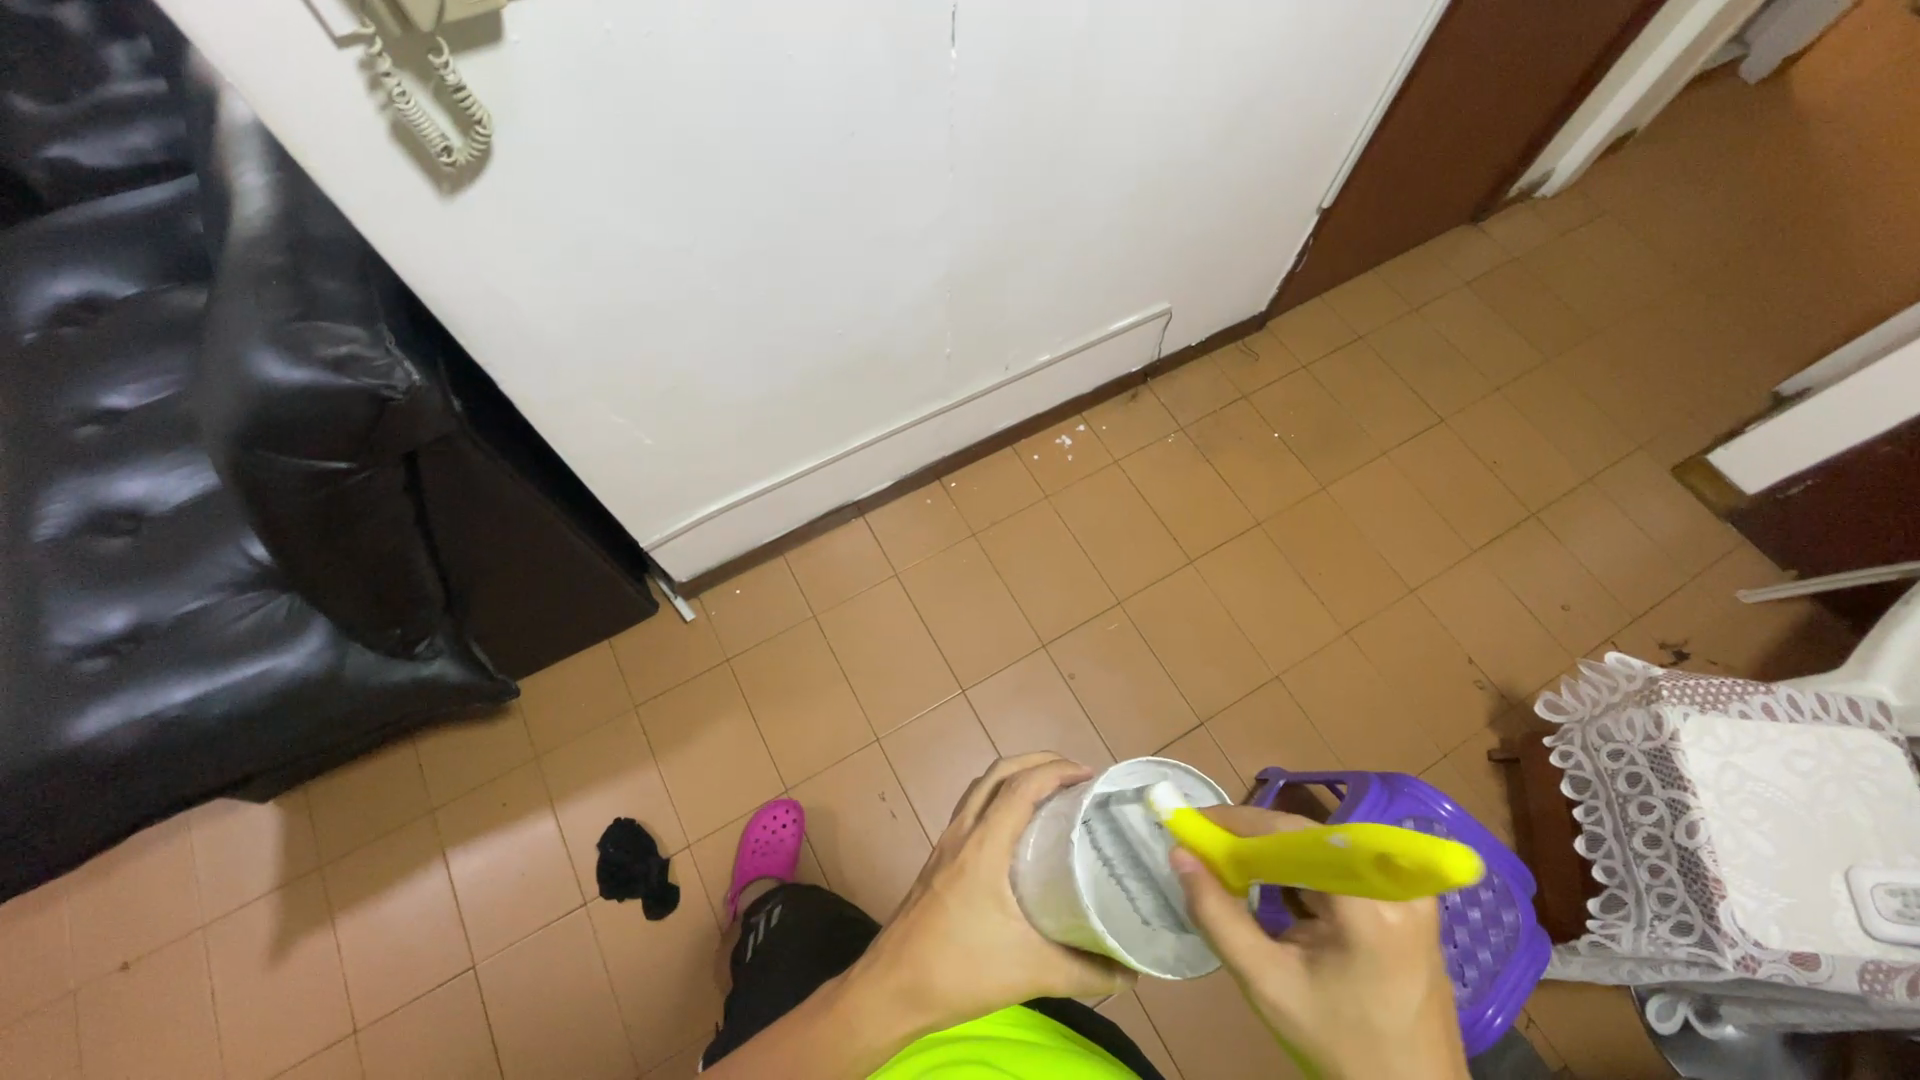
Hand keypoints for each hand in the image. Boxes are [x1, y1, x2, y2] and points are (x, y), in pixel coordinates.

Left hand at [851, 753, 1134, 1031]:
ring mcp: (945, 846)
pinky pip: (971, 810)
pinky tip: (1017, 831)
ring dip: (1014, 778)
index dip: (1057, 770)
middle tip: (1076, 777)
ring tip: (1051, 794)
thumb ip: (1085, 972)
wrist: (891, 989)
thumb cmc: (958, 971)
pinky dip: (997, 800)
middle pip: (998, 774)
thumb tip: (1130, 973)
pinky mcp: (938, 862)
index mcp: (983, 846)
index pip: (1020, 786)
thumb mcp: (1031, 972)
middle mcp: (961, 834)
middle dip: (1037, 762)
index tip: (1090, 777)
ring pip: (980, 788)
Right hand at [1172, 806, 1469, 1079]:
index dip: (1239, 822)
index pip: (1294, 834)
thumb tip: (1180, 856)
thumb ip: (1217, 916)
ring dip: (1278, 854)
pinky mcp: (1411, 907)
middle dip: (1255, 839)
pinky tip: (1275, 887)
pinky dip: (1305, 872)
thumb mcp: (1266, 983)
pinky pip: (1347, 870)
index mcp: (1370, 905)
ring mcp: (1411, 896)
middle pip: (1312, 840)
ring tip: (1233, 865)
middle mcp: (1399, 887)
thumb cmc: (1336, 1044)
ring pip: (1328, 851)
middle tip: (1208, 847)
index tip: (1193, 824)